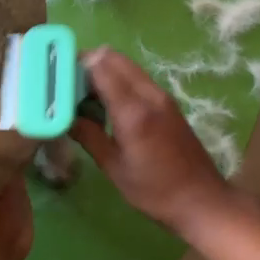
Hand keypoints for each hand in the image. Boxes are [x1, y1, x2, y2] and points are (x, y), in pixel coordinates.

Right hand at [69, 48, 258, 235]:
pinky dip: (119, 81)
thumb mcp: (113, 167)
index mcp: (133, 110)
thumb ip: (88, 135)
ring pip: (127, 67)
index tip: (57, 78)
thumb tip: (62, 117)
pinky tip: (107, 105)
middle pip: (114, 58)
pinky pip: (138, 79)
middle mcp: (149, 95)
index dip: (75, 66)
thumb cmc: (154, 190)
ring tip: (83, 96)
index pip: (99, 67)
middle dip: (88, 64)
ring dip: (104, 72)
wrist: (203, 201)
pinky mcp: (168, 103)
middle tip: (68, 86)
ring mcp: (162, 96)